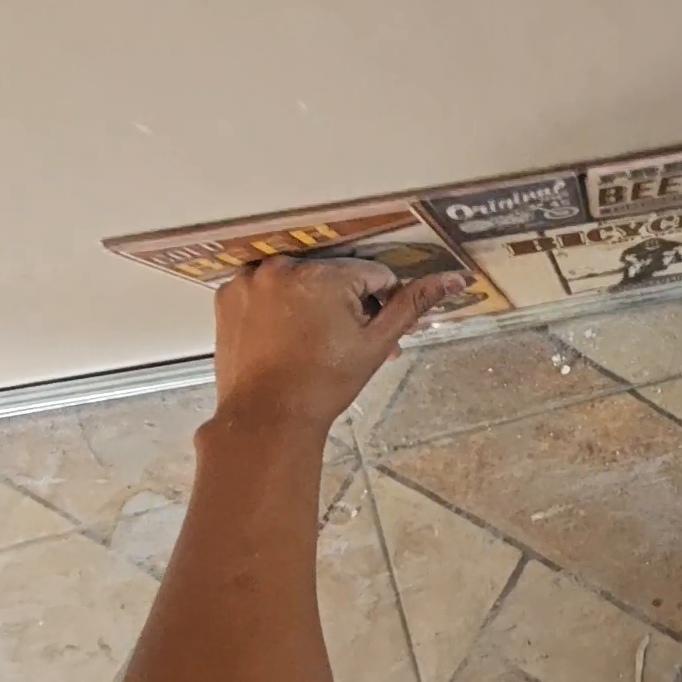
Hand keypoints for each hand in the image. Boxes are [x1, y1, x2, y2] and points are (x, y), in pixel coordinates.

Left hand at [211, 256, 464, 433]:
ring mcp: (251, 279)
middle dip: (348, 304)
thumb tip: (453, 279)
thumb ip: (411, 304)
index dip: (381, 305)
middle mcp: (284, 266)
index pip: (374, 275)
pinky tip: (287, 338)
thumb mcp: (377, 344)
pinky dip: (281, 306)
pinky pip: (268, 288)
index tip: (371, 335)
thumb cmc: (326, 383)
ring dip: (315, 302)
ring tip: (316, 342)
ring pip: (302, 280)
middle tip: (348, 343)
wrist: (267, 416)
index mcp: (324, 275)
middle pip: (335, 275)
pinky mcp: (228, 294)